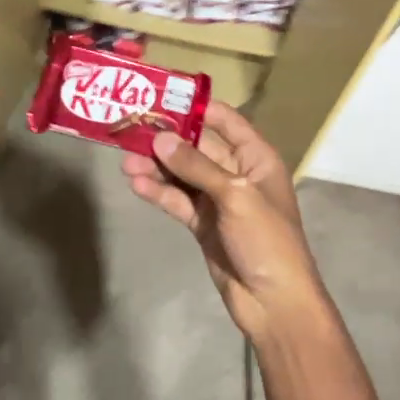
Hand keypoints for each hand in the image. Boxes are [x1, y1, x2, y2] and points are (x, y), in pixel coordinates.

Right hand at [122, 102, 326, 338]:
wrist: (275, 303)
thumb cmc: (266, 239)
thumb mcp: (235, 196)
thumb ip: (197, 166)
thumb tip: (160, 139)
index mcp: (256, 158)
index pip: (226, 121)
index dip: (197, 107)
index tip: (163, 96)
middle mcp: (237, 174)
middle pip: (198, 147)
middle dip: (167, 140)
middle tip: (131, 130)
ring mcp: (219, 201)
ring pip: (184, 175)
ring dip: (157, 168)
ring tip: (125, 162)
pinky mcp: (204, 224)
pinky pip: (178, 201)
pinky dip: (159, 193)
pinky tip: (136, 186)